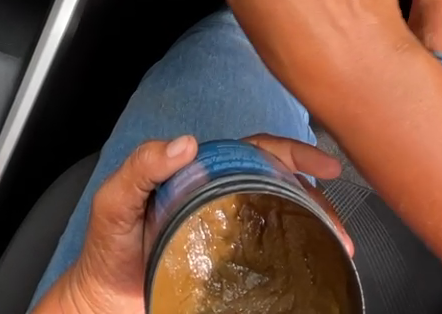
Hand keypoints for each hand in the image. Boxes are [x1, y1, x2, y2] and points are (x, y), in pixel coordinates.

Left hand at [34, 134, 343, 313]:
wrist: (103, 299)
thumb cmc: (109, 245)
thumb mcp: (117, 198)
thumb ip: (142, 165)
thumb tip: (185, 142)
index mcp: (201, 172)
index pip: (254, 150)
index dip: (290, 152)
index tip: (323, 163)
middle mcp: (219, 195)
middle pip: (277, 181)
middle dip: (313, 190)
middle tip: (339, 213)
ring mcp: (226, 230)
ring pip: (279, 214)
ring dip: (311, 222)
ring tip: (336, 243)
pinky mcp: (229, 264)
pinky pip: (268, 251)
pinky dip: (294, 250)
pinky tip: (313, 261)